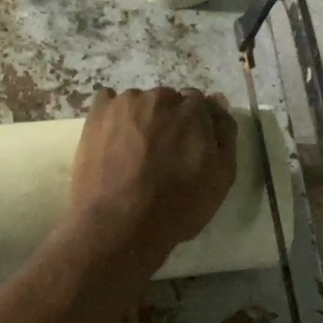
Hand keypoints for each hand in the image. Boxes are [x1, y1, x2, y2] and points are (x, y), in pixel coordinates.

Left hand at [71, 87, 238, 260]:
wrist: (119, 225)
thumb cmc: (177, 206)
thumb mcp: (222, 176)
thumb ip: (224, 133)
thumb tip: (217, 101)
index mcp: (194, 110)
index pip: (198, 105)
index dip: (193, 128)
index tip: (186, 150)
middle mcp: (161, 97)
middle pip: (168, 101)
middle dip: (167, 121)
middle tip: (160, 155)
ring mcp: (126, 102)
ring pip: (139, 102)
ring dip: (140, 118)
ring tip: (133, 152)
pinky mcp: (98, 112)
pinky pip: (107, 100)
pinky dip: (112, 115)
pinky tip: (111, 138)